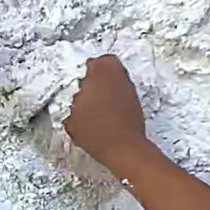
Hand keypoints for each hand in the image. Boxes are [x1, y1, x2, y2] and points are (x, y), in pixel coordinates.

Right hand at [64, 55, 155, 174]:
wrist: (122, 147)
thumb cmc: (94, 130)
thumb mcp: (72, 120)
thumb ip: (73, 105)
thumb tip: (76, 104)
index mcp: (99, 72)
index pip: (94, 61)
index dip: (85, 70)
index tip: (78, 83)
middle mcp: (118, 76)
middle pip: (109, 66)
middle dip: (98, 76)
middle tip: (87, 90)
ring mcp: (130, 89)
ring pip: (117, 80)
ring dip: (108, 88)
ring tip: (96, 106)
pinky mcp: (137, 103)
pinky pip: (123, 95)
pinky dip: (116, 100)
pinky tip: (107, 116)